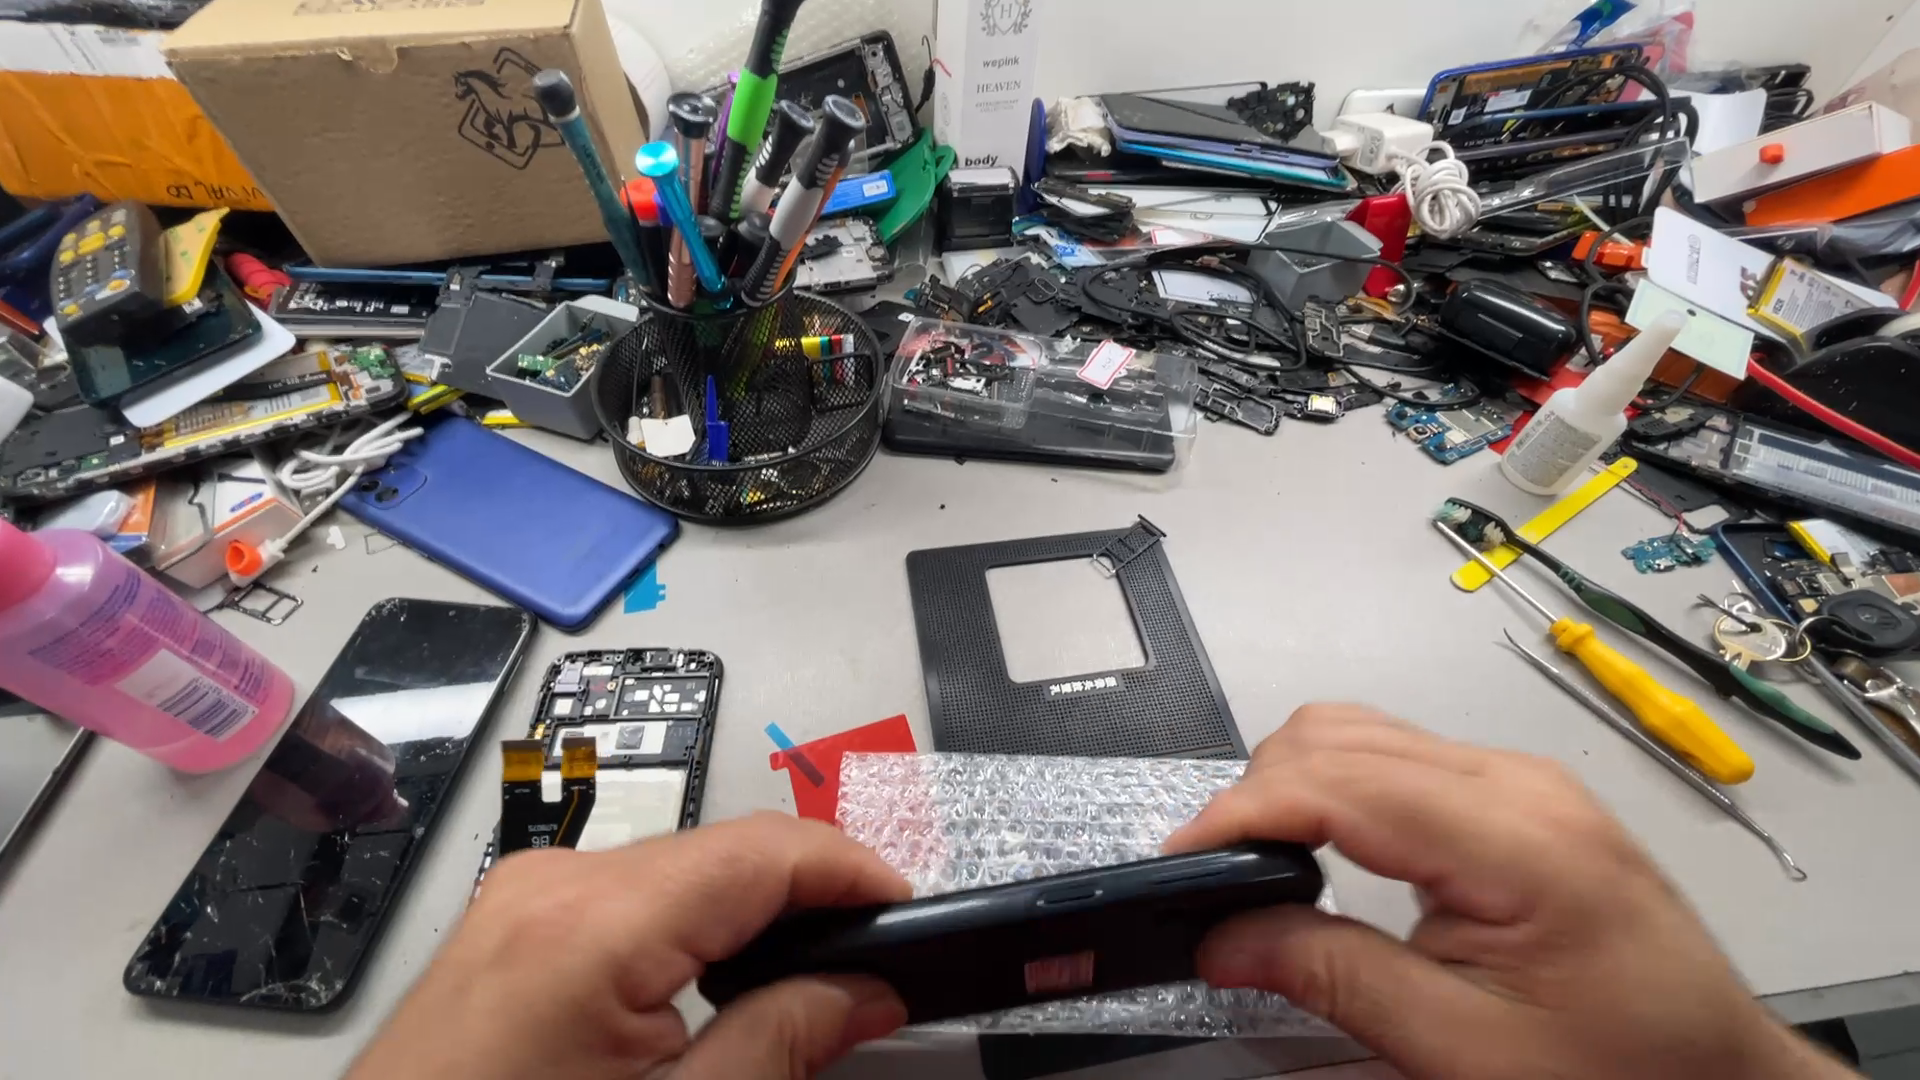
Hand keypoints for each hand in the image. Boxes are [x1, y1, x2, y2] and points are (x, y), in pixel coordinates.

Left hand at [346, 814, 912, 1079]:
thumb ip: (782, 1042)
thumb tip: (874, 990)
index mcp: (592, 924)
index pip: (761, 851)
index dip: (849, 866)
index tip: (907, 907)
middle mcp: (558, 879)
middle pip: (726, 850)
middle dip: (810, 887)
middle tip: (872, 946)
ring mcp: (527, 892)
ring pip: (688, 864)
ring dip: (759, 901)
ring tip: (816, 955)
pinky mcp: (515, 918)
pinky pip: (641, 890)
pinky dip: (703, 916)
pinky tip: (729, 964)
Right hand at [1165, 706, 1853, 1079]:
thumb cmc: (1618, 1078)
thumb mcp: (1468, 1055)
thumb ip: (1331, 977)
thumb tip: (1217, 939)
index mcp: (1519, 840)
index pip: (1341, 783)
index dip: (1245, 810)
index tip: (1182, 855)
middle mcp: (1510, 777)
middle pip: (1335, 737)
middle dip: (1256, 794)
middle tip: (1222, 868)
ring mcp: (1507, 771)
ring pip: (1348, 727)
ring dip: (1284, 778)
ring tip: (1260, 849)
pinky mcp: (1497, 781)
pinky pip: (1379, 745)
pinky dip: (1322, 776)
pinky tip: (1315, 827)